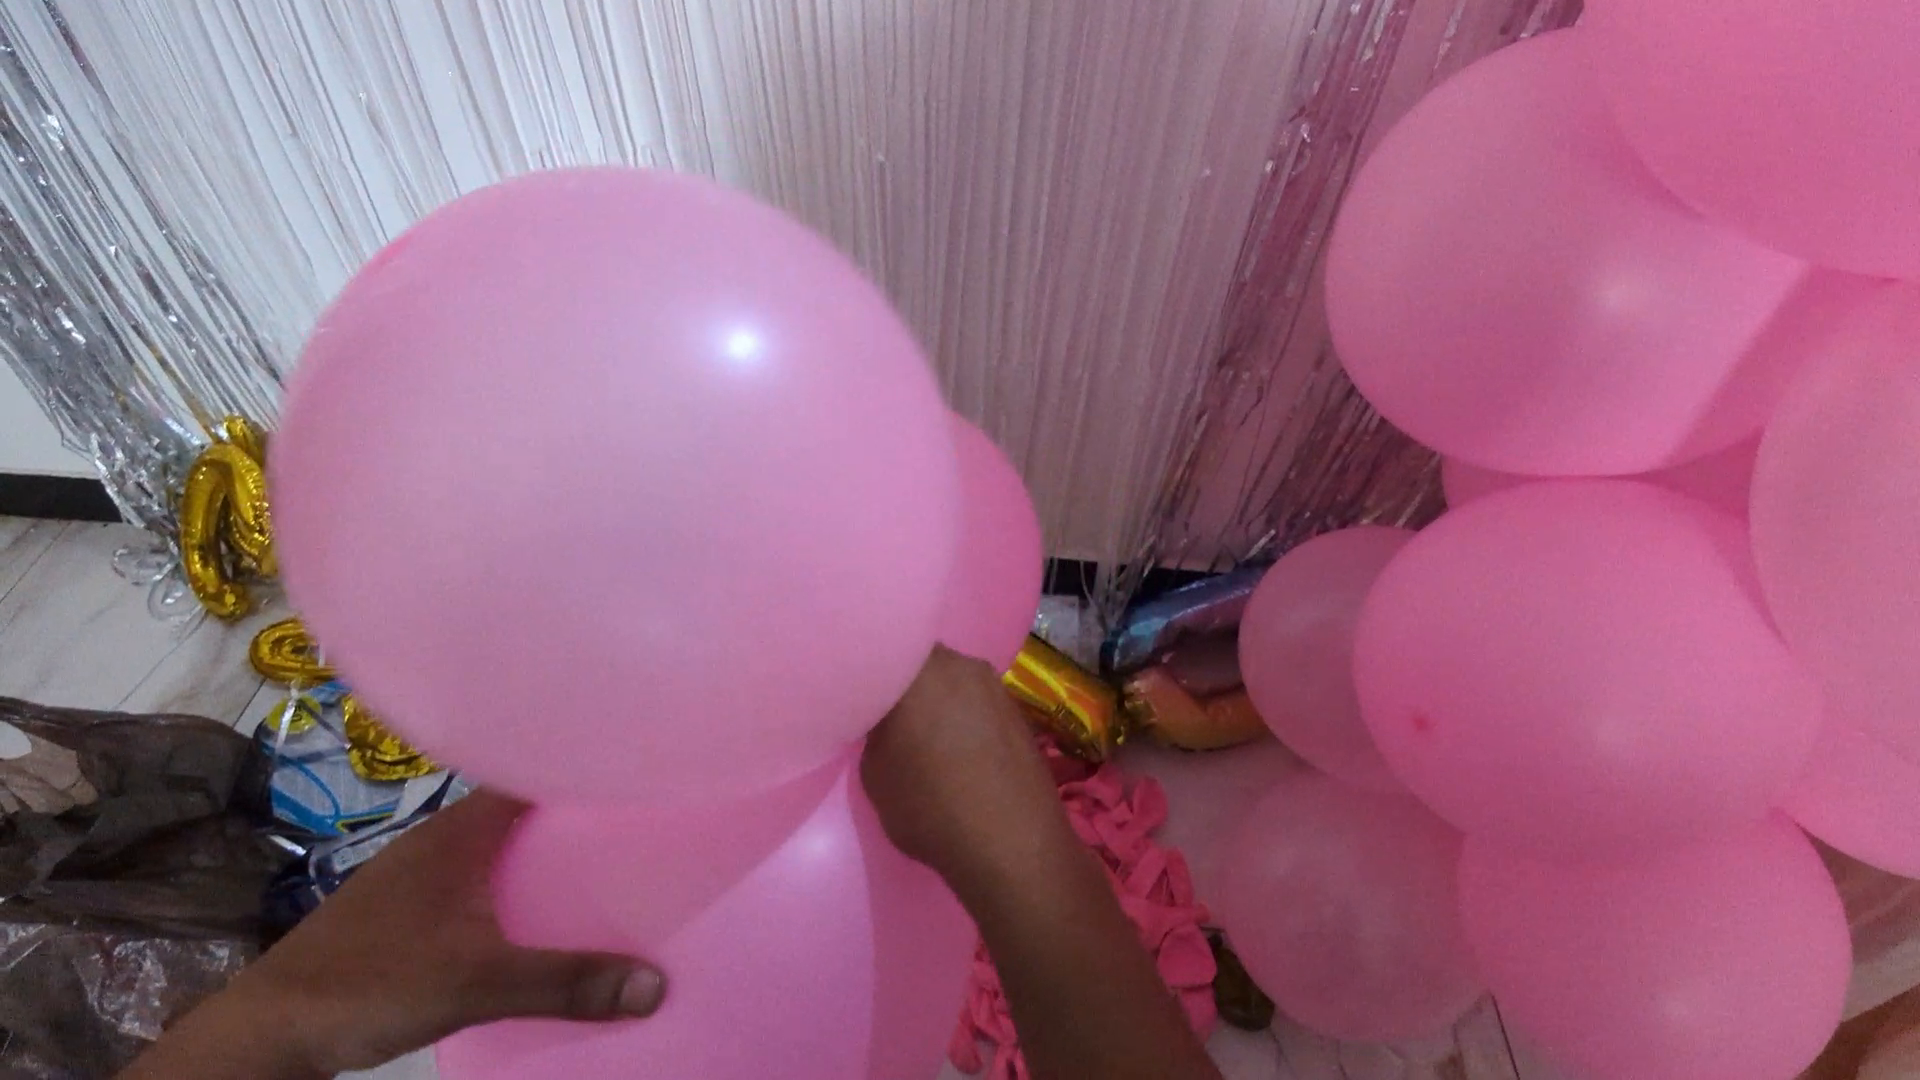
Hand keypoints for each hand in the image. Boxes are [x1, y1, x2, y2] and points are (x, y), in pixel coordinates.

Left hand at [188, 792, 664, 1074]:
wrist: (260, 1037)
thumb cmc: (370, 983)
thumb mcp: (477, 983)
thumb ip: (564, 982)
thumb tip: (655, 986)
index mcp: (462, 827)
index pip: (534, 768)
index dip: (583, 766)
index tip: (636, 773)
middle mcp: (444, 835)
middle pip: (525, 804)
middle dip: (577, 811)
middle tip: (638, 819)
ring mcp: (422, 869)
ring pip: (503, 840)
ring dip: (546, 847)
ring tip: (605, 860)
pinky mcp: (409, 904)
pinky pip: (484, 872)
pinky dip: (518, 878)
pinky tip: (539, 907)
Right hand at [861, 646, 1068, 891]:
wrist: (1013, 845)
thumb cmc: (931, 806)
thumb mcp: (874, 772)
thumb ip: (876, 732)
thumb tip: (889, 722)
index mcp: (920, 668)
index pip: (884, 652)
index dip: (869, 673)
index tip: (859, 695)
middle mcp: (962, 664)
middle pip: (922, 662)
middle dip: (904, 683)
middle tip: (887, 715)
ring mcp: (996, 687)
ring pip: (953, 681)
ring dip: (937, 700)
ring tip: (923, 737)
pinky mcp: (1019, 713)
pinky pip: (978, 703)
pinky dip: (963, 717)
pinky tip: (958, 750)